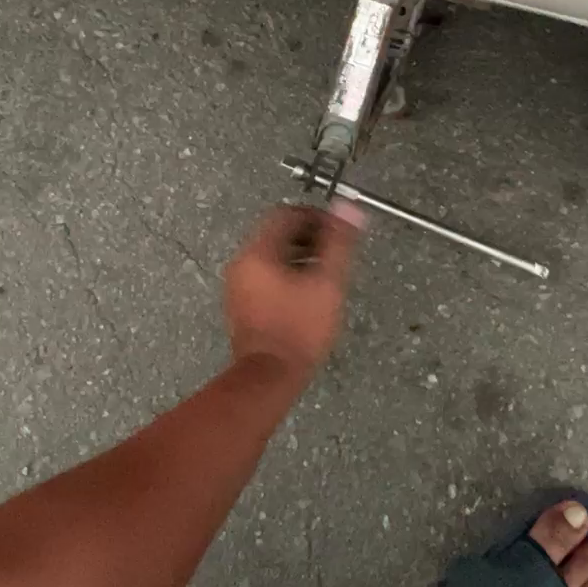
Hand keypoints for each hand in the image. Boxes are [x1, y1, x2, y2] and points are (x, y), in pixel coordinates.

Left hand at [223, 203, 364, 380]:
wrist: (271, 377)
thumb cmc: (300, 329)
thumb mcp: (328, 282)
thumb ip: (339, 242)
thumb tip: (349, 208)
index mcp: (258, 252)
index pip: (286, 213)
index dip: (316, 216)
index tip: (337, 232)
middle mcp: (242, 263)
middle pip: (277, 231)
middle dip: (309, 236)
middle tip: (334, 252)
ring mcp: (238, 285)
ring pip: (271, 253)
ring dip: (299, 254)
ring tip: (325, 272)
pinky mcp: (241, 304)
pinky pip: (265, 274)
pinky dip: (287, 273)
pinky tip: (307, 291)